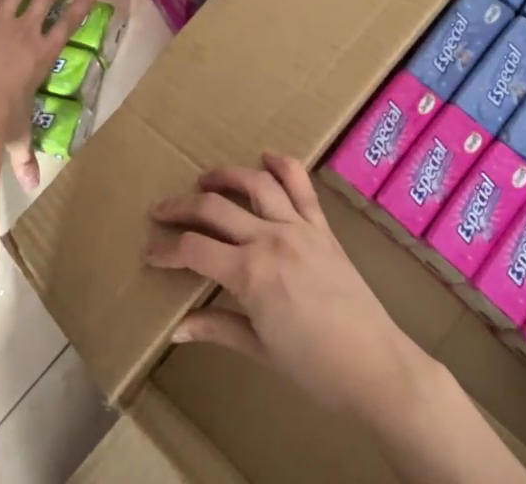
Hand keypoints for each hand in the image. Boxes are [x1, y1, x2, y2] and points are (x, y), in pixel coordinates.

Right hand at [144, 155, 433, 422]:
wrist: (376, 367)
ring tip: (203, 180)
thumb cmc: (314, 368)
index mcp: (250, 274)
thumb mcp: (259, 350)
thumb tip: (177, 329)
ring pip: (254, 184)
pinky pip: (301, 186)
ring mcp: (299, 228)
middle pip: (214, 209)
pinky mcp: (323, 228)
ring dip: (224, 175)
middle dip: (180, 207)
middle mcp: (271, 239)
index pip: (193, 250)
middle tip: (161, 211)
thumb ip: (217, 328)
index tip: (149, 252)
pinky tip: (265, 158)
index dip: (165, 249)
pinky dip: (282, 165)